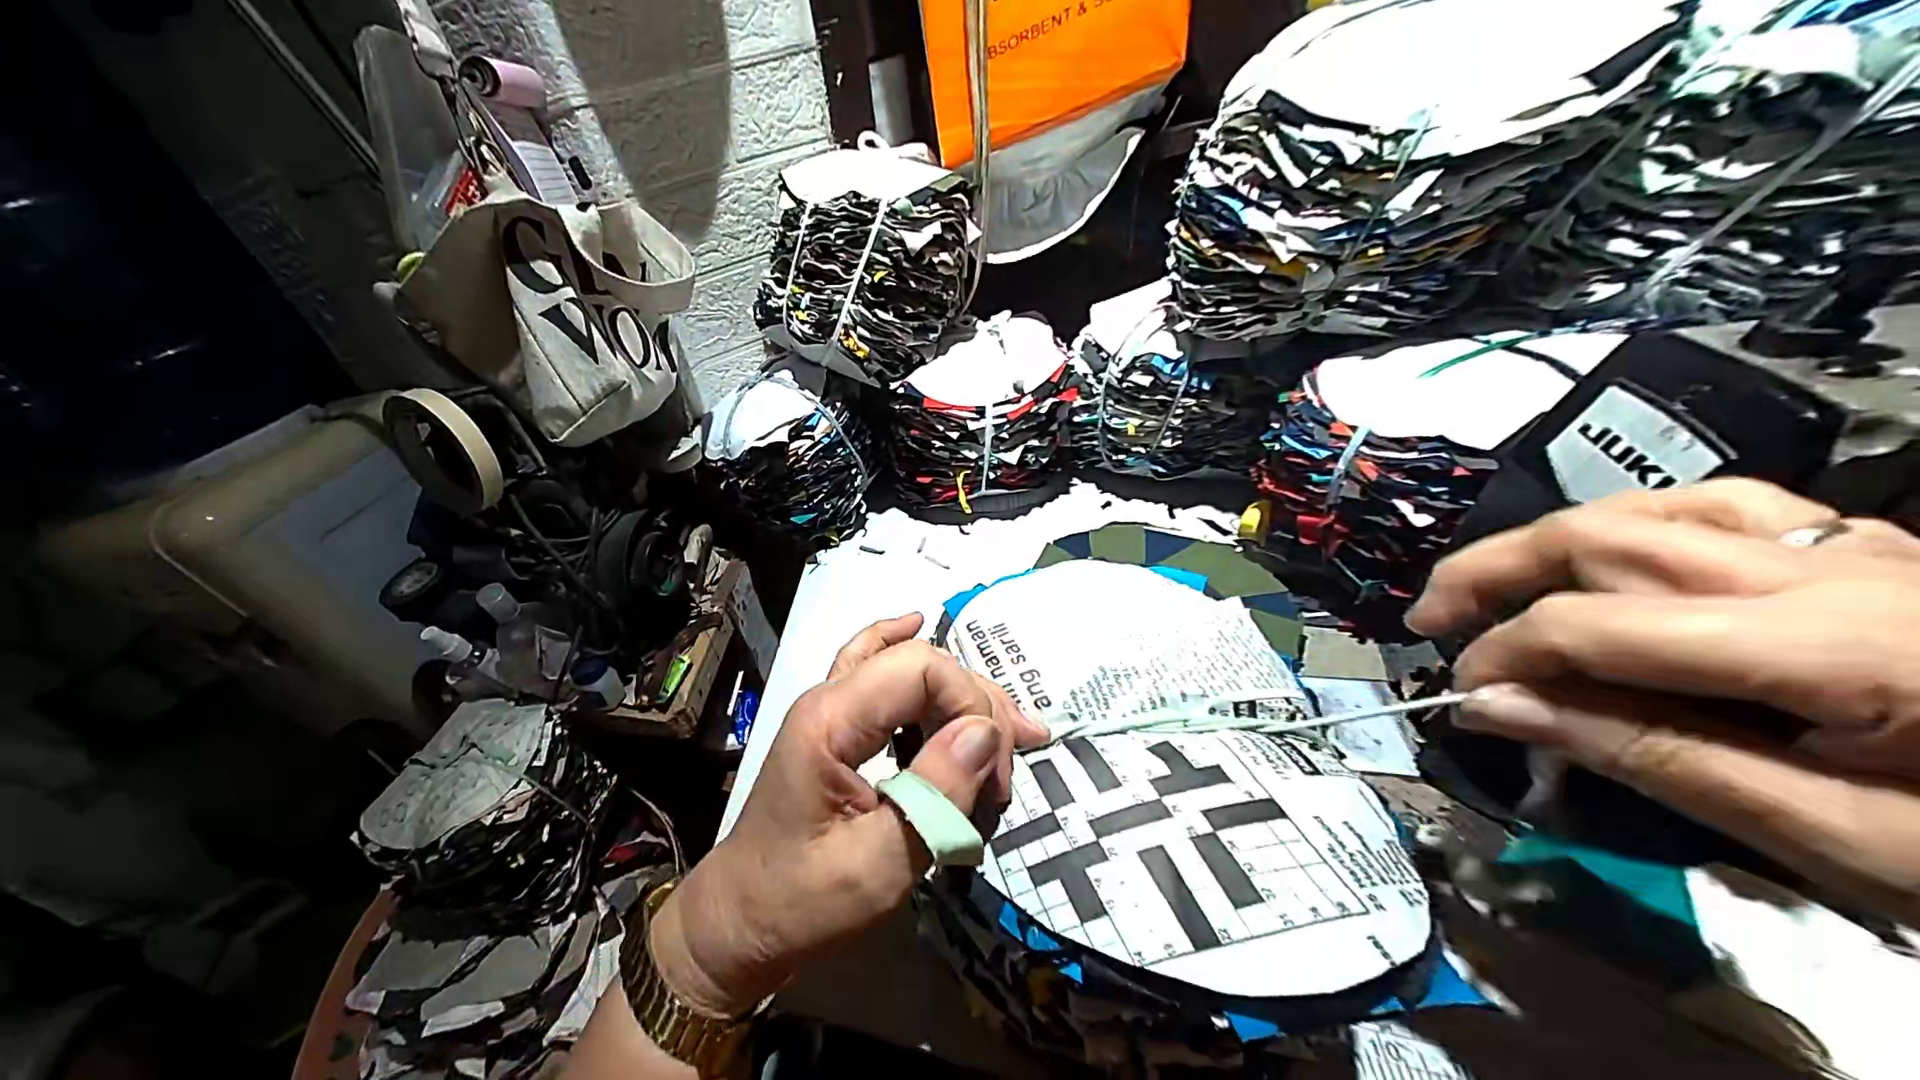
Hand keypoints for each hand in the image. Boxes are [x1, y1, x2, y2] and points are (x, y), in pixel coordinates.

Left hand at [648, 613, 1046, 1016]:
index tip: (991, 778)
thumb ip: (934, 796)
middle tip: (998, 784)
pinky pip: (877, 667)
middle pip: (924, 662)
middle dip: (977, 712)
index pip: (922, 668)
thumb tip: (985, 731)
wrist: (740, 923)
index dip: (971, 706)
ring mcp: (832, 706)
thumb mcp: (876, 867)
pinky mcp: (839, 725)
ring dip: (963, 701)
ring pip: (912, 667)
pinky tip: (921, 624)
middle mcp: (831, 697)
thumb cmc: (800, 904)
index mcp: (831, 720)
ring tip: (1003, 746)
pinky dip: (909, 656)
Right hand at [1407, 479, 1919, 922]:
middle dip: (1492, 573)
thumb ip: (1649, 758)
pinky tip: (1609, 550)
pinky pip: (1724, 505)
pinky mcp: (1866, 553)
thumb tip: (1498, 708)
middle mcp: (1831, 571)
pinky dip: (1637, 523)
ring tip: (1496, 579)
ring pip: (1652, 506)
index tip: (1463, 696)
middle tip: (1431, 615)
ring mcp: (1853, 550)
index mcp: (1835, 647)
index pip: (1597, 625)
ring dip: (1549, 542)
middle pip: (1604, 537)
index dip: (1506, 656)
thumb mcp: (1839, 841)